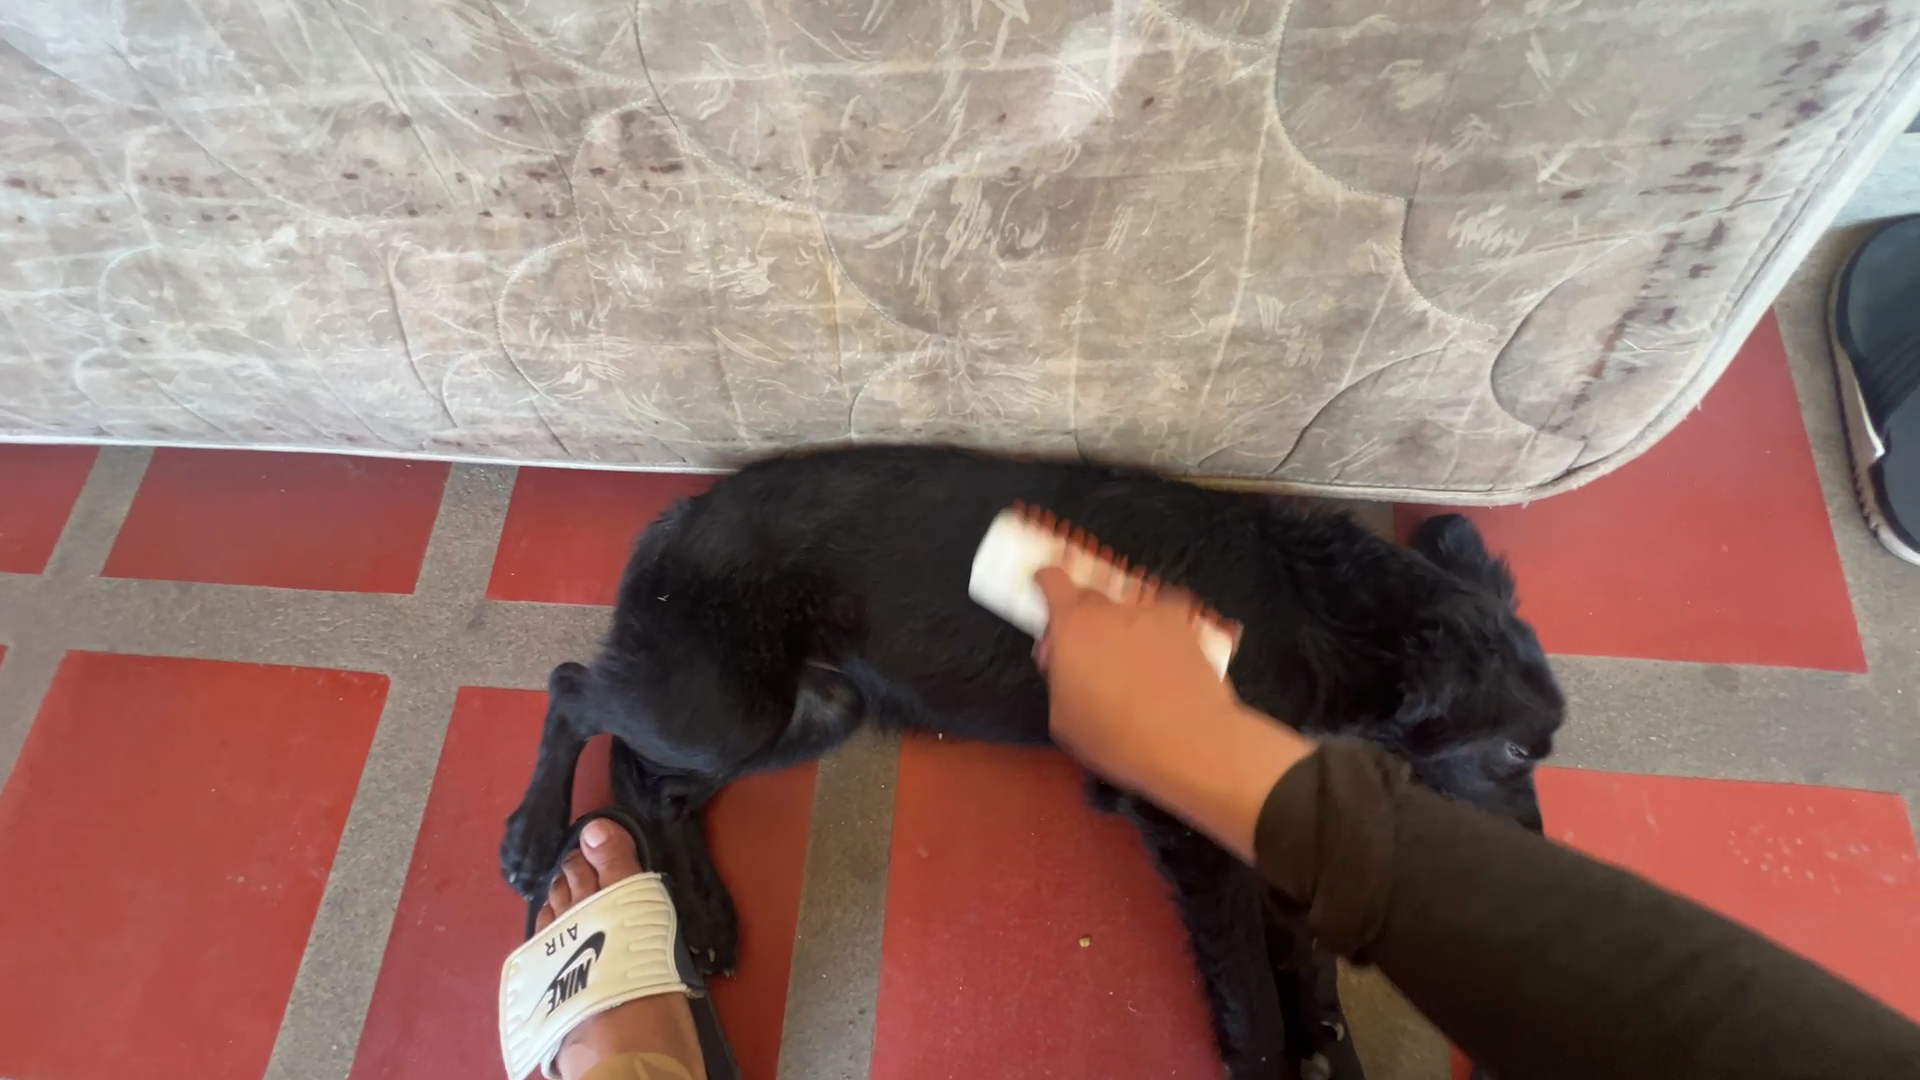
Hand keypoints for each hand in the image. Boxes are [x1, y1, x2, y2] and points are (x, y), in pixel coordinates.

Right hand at [1032, 566, 1240, 791]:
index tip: (1045, 587)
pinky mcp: (1185, 627)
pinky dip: (1158, 629)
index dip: (1046, 582)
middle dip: (1081, 618)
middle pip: (1089, 596)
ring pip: (1127, 608)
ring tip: (1127, 661)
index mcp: (1072, 625)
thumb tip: (1061, 666)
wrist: (1187, 742)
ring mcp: (1151, 614)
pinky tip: (1161, 656)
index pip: (1053, 581)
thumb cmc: (1118, 737)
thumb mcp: (1062, 717)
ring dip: (1120, 626)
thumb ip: (1057, 677)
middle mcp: (1110, 611)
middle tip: (1083, 651)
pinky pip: (1164, 616)